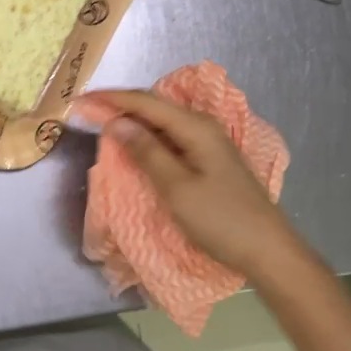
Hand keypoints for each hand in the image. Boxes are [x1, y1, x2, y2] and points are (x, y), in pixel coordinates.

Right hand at [79, 89, 304, 282]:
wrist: (269, 251)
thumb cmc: (221, 220)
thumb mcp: (177, 188)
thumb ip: (146, 152)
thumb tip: (117, 123)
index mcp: (195, 127)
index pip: (146, 102)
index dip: (112, 98)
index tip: (82, 99)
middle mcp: (203, 126)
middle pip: (155, 107)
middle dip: (121, 106)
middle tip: (88, 110)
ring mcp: (209, 143)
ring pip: (163, 122)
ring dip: (134, 121)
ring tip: (105, 124)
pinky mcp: (210, 160)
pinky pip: (172, 138)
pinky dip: (149, 137)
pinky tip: (136, 145)